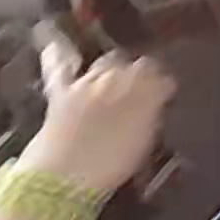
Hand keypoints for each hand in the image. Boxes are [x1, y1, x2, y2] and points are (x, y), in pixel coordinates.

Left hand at [20, 51, 175, 190]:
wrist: (65, 177)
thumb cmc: (112, 167)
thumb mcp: (144, 142)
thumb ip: (151, 115)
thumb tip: (157, 102)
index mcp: (148, 93)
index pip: (164, 79)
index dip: (165, 88)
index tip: (165, 97)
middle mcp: (121, 79)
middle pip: (139, 65)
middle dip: (144, 74)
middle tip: (144, 87)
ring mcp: (89, 81)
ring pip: (109, 61)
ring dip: (116, 67)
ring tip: (118, 74)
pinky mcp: (62, 90)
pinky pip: (59, 65)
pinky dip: (58, 53)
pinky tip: (54, 42)